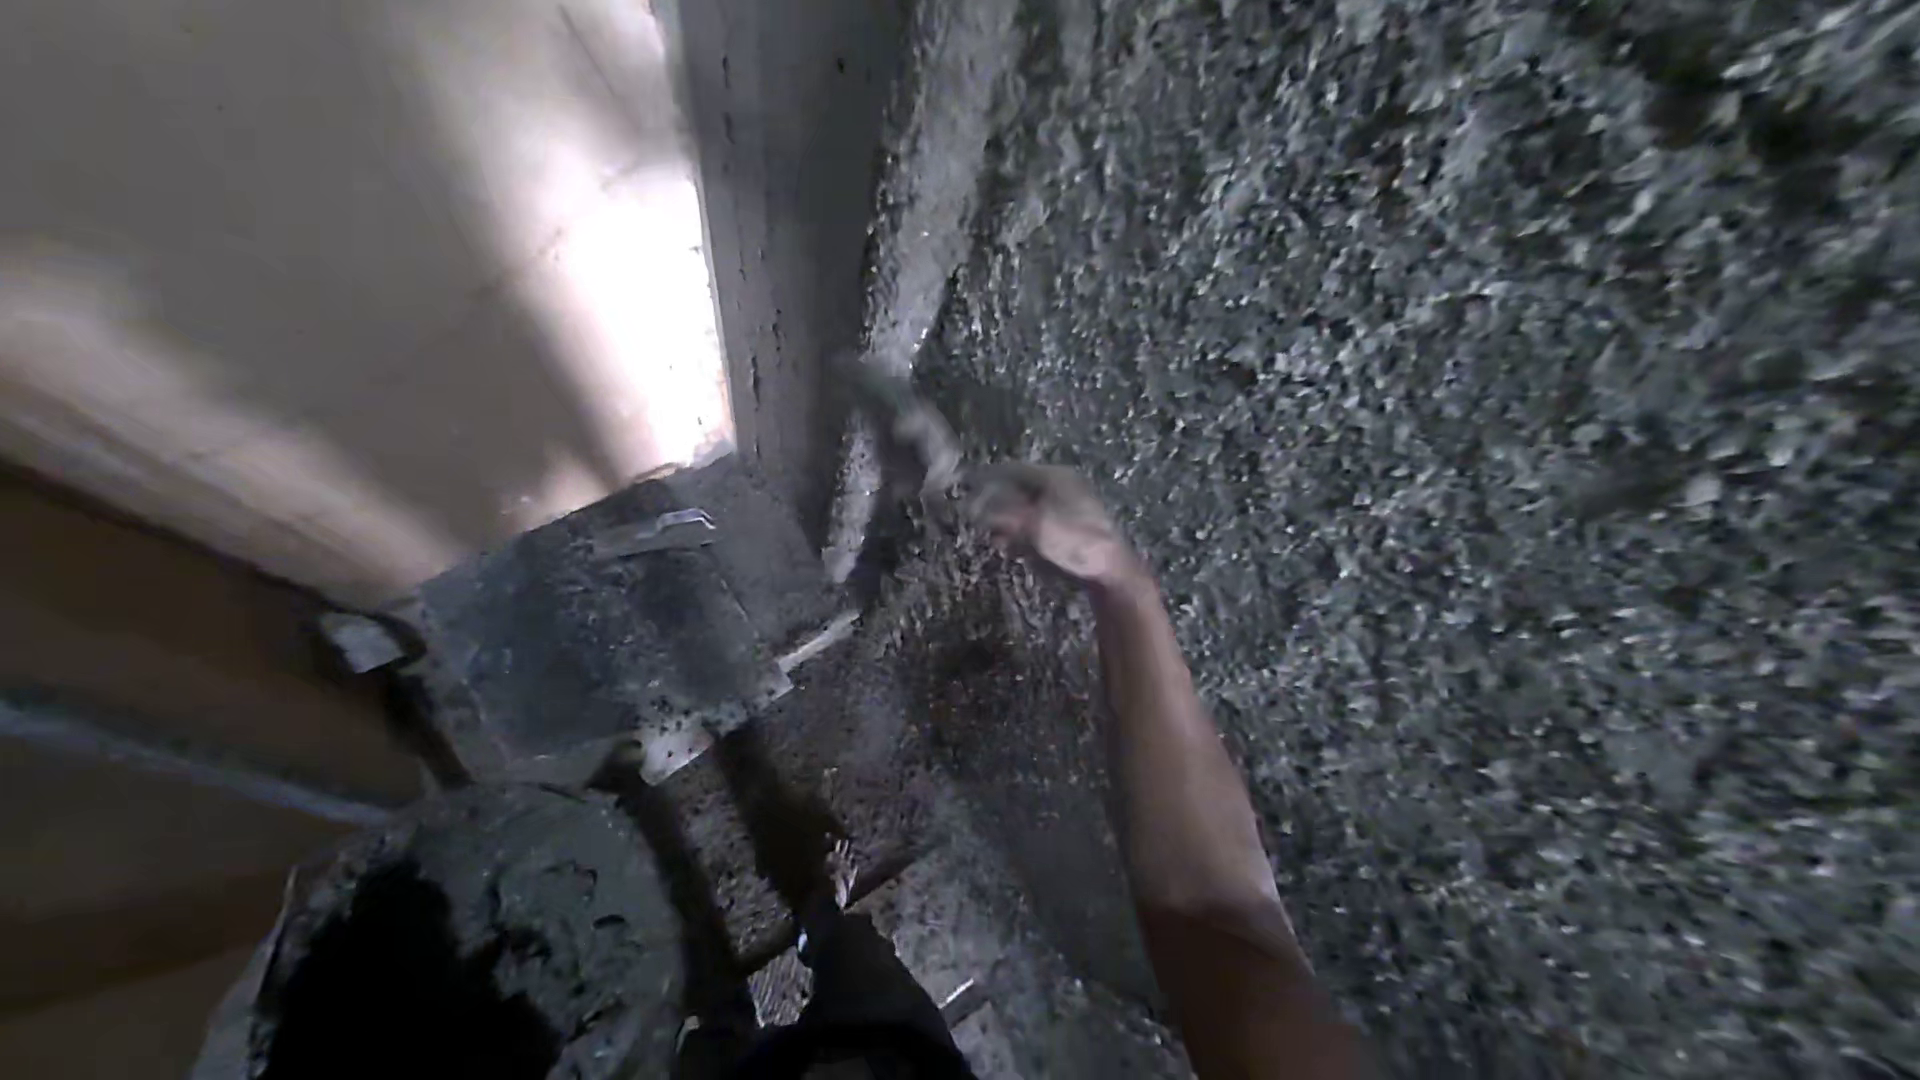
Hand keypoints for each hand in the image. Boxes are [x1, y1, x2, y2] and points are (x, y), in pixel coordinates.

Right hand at [968, 463, 1145, 588]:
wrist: (1111, 570)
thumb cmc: (1072, 540)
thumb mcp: (1031, 525)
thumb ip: (1000, 515)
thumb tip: (970, 508)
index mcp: (1054, 477)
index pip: (1012, 469)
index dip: (986, 478)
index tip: (965, 487)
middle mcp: (1061, 487)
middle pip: (1018, 489)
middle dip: (995, 503)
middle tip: (975, 517)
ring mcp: (1067, 509)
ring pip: (1026, 509)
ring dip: (1007, 522)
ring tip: (992, 536)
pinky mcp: (1069, 531)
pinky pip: (1037, 526)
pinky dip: (1020, 535)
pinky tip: (1010, 548)